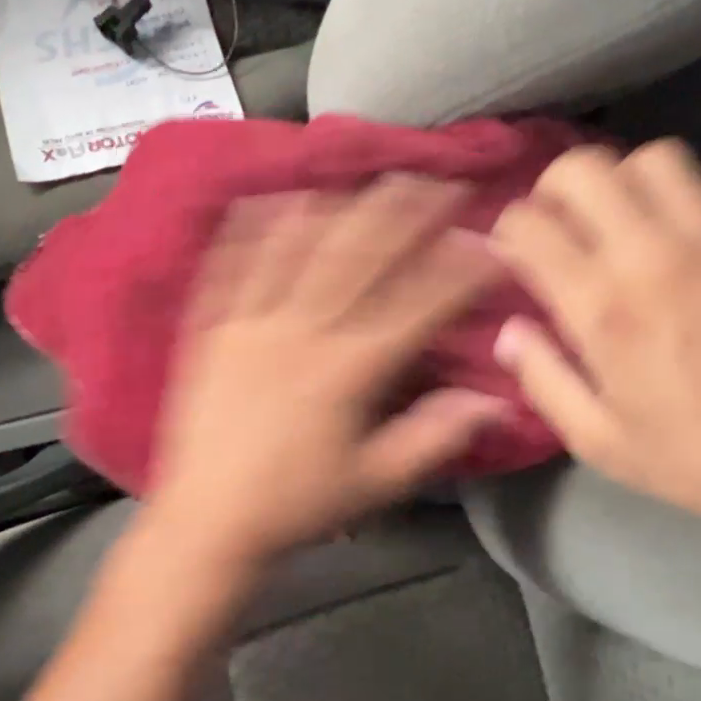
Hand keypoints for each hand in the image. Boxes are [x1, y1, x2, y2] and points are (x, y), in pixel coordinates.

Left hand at [146, 175, 508, 570]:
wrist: (205, 523)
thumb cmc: (297, 506)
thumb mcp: (376, 482)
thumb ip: (434, 437)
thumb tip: (495, 400)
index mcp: (347, 371)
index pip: (416, 306)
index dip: (457, 270)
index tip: (487, 241)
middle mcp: (300, 333)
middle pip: (359, 257)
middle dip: (403, 214)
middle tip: (435, 178)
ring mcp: (249, 324)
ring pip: (298, 249)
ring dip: (339, 206)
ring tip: (368, 177)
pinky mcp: (210, 328)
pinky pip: (231, 266)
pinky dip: (254, 227)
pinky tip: (274, 198)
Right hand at [490, 140, 700, 611]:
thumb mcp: (603, 443)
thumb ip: (544, 380)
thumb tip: (509, 332)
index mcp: (601, 304)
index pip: (529, 224)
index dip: (508, 229)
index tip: (514, 250)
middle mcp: (649, 250)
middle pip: (582, 168)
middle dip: (555, 186)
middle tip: (561, 222)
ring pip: (652, 158)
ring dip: (626, 181)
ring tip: (628, 220)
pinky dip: (696, 196)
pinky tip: (695, 235)